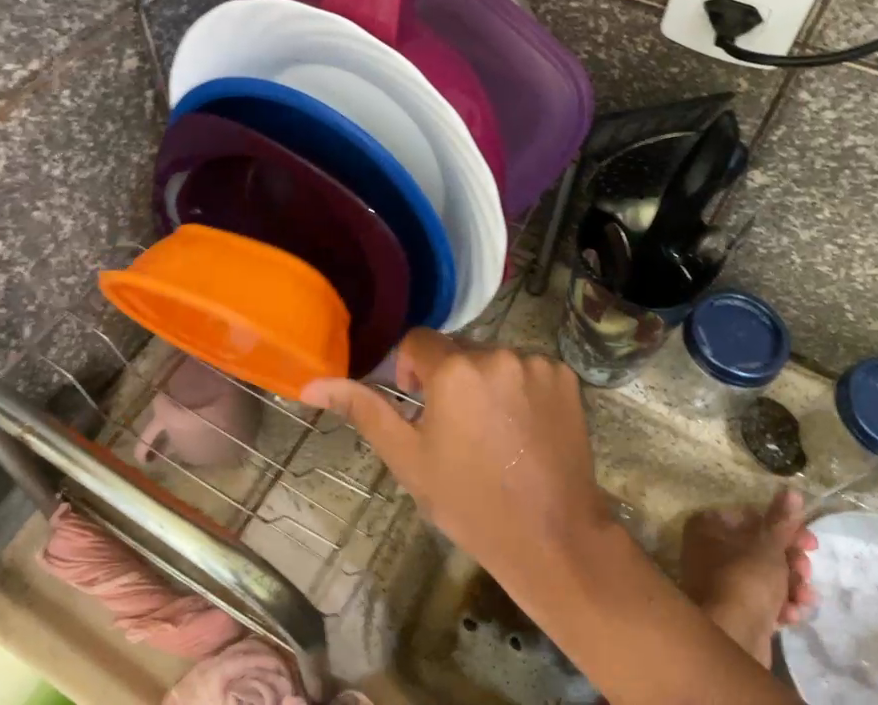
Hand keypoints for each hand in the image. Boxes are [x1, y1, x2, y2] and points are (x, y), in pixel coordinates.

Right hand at [300, 329, 609, 581]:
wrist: (550, 535)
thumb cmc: (469, 502)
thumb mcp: (408, 459)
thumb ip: (363, 410)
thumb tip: (312, 384)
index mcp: (454, 370)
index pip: (419, 342)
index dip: (411, 371)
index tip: (421, 407)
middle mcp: (497, 353)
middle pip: (460, 350)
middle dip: (451, 379)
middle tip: (458, 429)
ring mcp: (536, 363)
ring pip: (496, 360)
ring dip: (488, 383)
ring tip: (495, 434)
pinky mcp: (566, 376)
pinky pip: (530, 369)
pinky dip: (522, 389)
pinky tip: (524, 430)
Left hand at [681, 490, 817, 666]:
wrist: (732, 636)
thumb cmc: (746, 579)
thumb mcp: (768, 545)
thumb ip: (781, 520)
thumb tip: (791, 491)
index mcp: (708, 526)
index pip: (751, 517)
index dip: (783, 528)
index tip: (810, 542)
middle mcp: (708, 551)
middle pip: (759, 548)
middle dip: (790, 562)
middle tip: (806, 571)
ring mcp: (720, 584)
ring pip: (764, 577)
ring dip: (790, 586)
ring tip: (804, 598)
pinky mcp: (734, 612)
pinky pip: (761, 602)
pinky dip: (780, 606)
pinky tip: (793, 616)